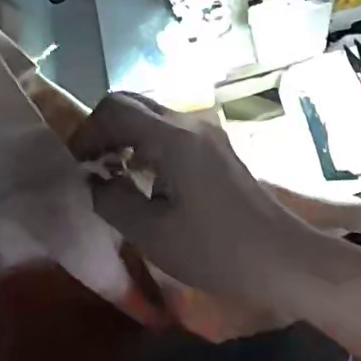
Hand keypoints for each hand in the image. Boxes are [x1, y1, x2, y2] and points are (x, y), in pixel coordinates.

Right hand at [68, 93, 315, 306]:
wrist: (282, 257)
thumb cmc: (216, 250)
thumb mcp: (153, 234)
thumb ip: (113, 201)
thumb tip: (94, 178)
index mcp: (172, 137)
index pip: (115, 108)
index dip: (88, 131)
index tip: (79, 165)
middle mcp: (189, 122)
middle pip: (133, 102)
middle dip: (105, 128)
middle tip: (93, 166)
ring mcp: (206, 131)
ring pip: (152, 114)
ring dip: (127, 134)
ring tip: (116, 175)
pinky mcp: (216, 146)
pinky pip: (170, 129)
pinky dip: (148, 142)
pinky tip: (146, 178)